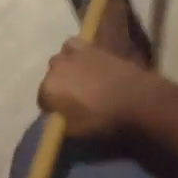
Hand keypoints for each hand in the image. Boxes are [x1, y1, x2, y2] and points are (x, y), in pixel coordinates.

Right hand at [37, 37, 161, 136]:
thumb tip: (59, 116)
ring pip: (60, 59)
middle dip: (57, 86)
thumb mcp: (78, 131)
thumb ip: (62, 122)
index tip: (62, 115)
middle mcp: (56, 67)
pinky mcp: (90, 46)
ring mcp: (72, 54)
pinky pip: (74, 46)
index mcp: (49, 88)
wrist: (135, 98)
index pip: (42, 100)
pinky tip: (86, 63)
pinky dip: (76, 53)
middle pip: (50, 77)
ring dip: (66, 68)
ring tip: (78, 78)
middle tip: (72, 98)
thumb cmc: (104, 119)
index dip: (52, 108)